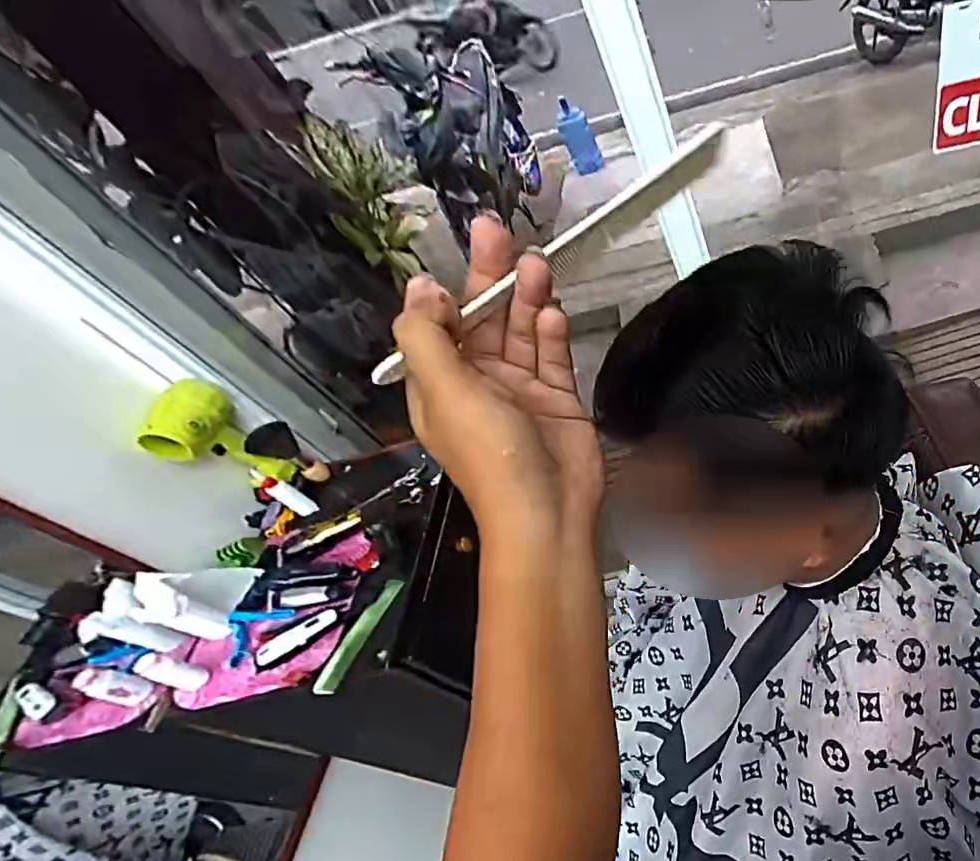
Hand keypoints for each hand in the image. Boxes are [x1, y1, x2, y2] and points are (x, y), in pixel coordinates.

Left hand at [393, 217, 601, 543]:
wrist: (549, 509)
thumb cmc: (492, 457)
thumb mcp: (444, 392)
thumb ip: (426, 336)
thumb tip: (420, 289)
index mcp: (441, 383)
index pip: (439, 326)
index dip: (446, 296)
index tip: (454, 274)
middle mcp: (480, 383)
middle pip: (484, 320)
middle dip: (490, 279)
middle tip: (498, 232)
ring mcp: (523, 391)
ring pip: (523, 333)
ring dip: (528, 299)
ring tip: (537, 265)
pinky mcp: (560, 400)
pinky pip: (554, 358)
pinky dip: (554, 335)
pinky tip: (554, 313)